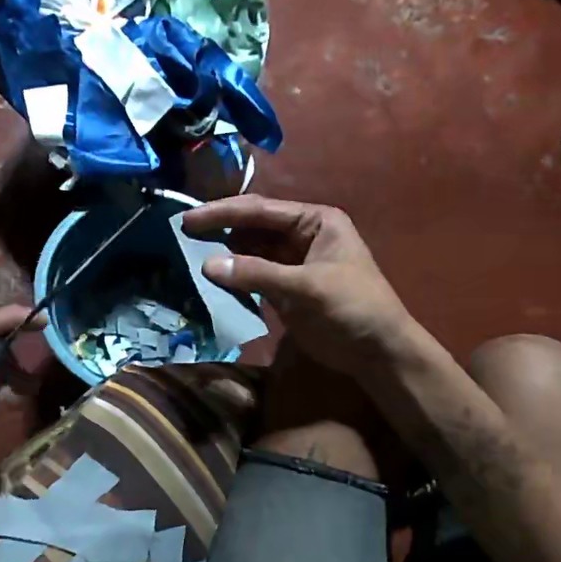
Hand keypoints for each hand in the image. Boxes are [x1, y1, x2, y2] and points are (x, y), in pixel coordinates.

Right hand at [183, 196, 411, 375]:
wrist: (378, 351)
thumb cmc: (353, 307)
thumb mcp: (306, 287)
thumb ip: (257, 274)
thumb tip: (207, 265)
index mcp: (315, 221)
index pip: (261, 210)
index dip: (222, 213)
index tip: (186, 220)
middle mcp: (303, 236)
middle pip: (253, 228)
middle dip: (222, 231)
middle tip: (182, 236)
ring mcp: (294, 264)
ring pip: (252, 253)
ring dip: (227, 256)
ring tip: (191, 257)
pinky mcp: (288, 291)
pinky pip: (255, 278)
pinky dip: (236, 280)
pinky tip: (214, 282)